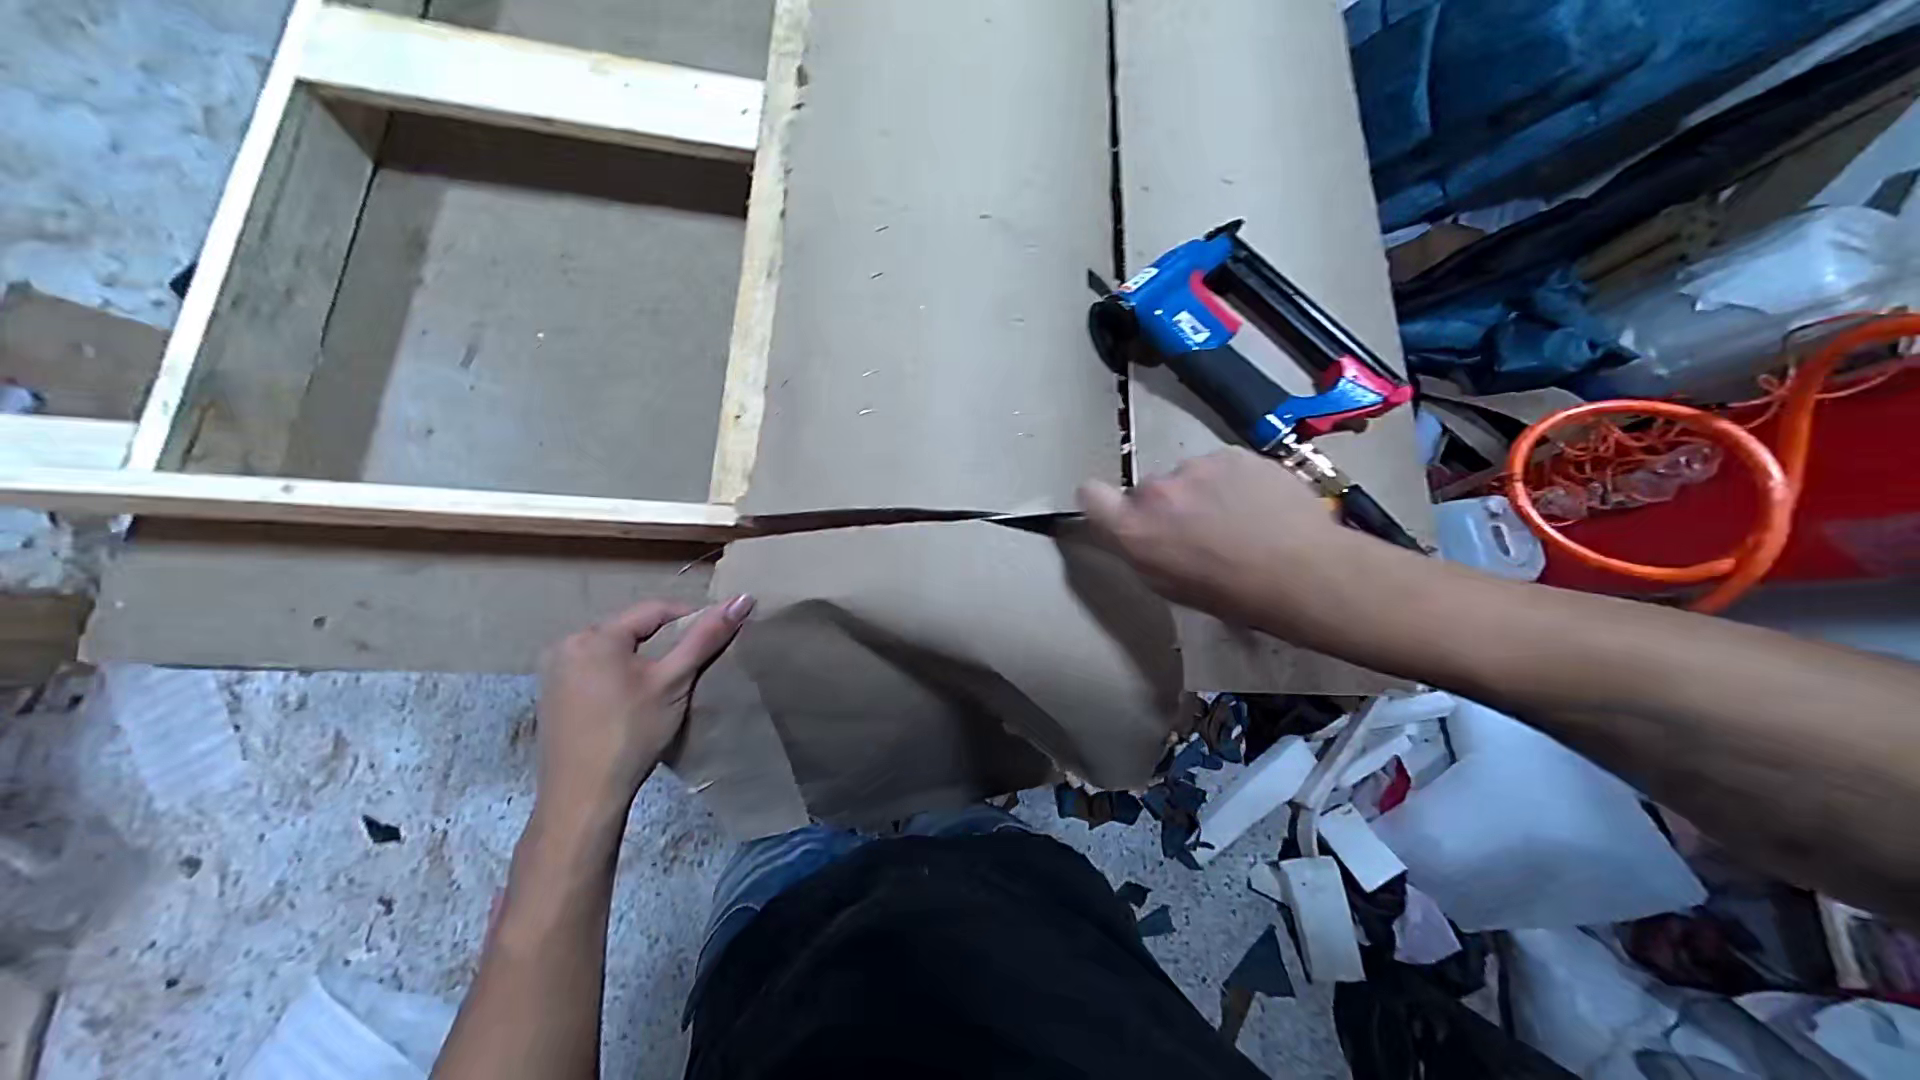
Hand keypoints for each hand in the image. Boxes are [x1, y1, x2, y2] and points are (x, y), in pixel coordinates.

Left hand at [532, 595, 753, 826]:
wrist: (583, 796)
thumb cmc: (631, 733)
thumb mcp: (674, 681)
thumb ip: (706, 637)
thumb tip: (743, 599)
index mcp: (595, 635)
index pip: (655, 609)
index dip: (692, 618)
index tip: (716, 639)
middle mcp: (568, 644)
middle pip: (632, 628)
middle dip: (666, 640)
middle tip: (694, 664)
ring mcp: (554, 671)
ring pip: (615, 649)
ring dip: (644, 658)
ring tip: (670, 681)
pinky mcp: (552, 695)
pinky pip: (596, 669)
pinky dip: (621, 674)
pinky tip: (636, 699)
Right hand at [1078, 448, 1360, 627]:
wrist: (1301, 571)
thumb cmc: (1233, 594)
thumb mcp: (1169, 586)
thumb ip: (1141, 550)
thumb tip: (1137, 535)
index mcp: (1133, 528)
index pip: (1090, 495)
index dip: (1101, 502)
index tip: (1117, 512)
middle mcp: (1156, 491)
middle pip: (1147, 490)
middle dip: (1166, 506)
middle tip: (1199, 530)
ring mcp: (1196, 467)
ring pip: (1188, 475)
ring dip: (1203, 492)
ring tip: (1238, 519)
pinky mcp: (1233, 454)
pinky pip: (1222, 465)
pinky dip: (1234, 481)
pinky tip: (1258, 505)